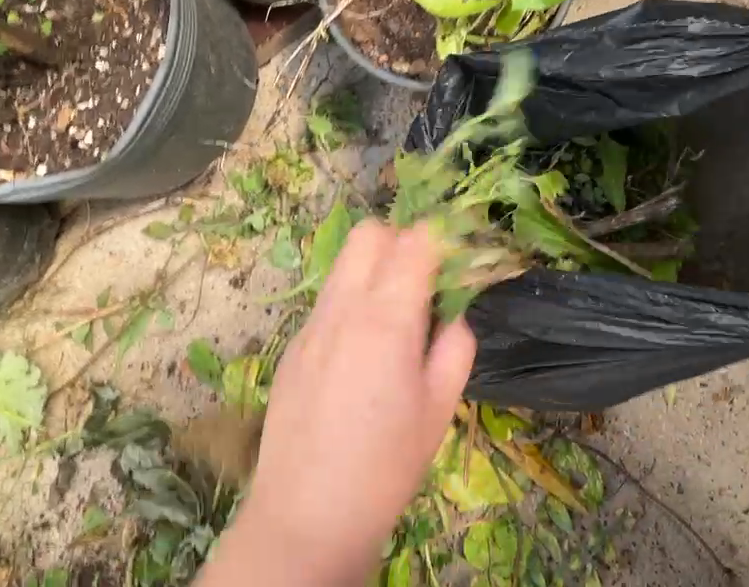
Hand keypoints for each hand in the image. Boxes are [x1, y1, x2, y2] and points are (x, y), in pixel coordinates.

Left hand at [202, 221, 474, 586]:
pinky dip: (351, 302)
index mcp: (386, 320)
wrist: (307, 515)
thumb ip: (455, 347)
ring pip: (343, 263)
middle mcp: (343, 308)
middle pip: (369, 234)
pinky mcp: (292, 345)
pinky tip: (360, 354)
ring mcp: (311, 325)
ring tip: (392, 320)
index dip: (441, 240)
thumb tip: (451, 317)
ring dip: (373, 270)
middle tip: (422, 284)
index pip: (415, 241)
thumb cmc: (386, 466)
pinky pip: (327, 300)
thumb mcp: (440, 408)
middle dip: (401, 242)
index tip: (456, 260)